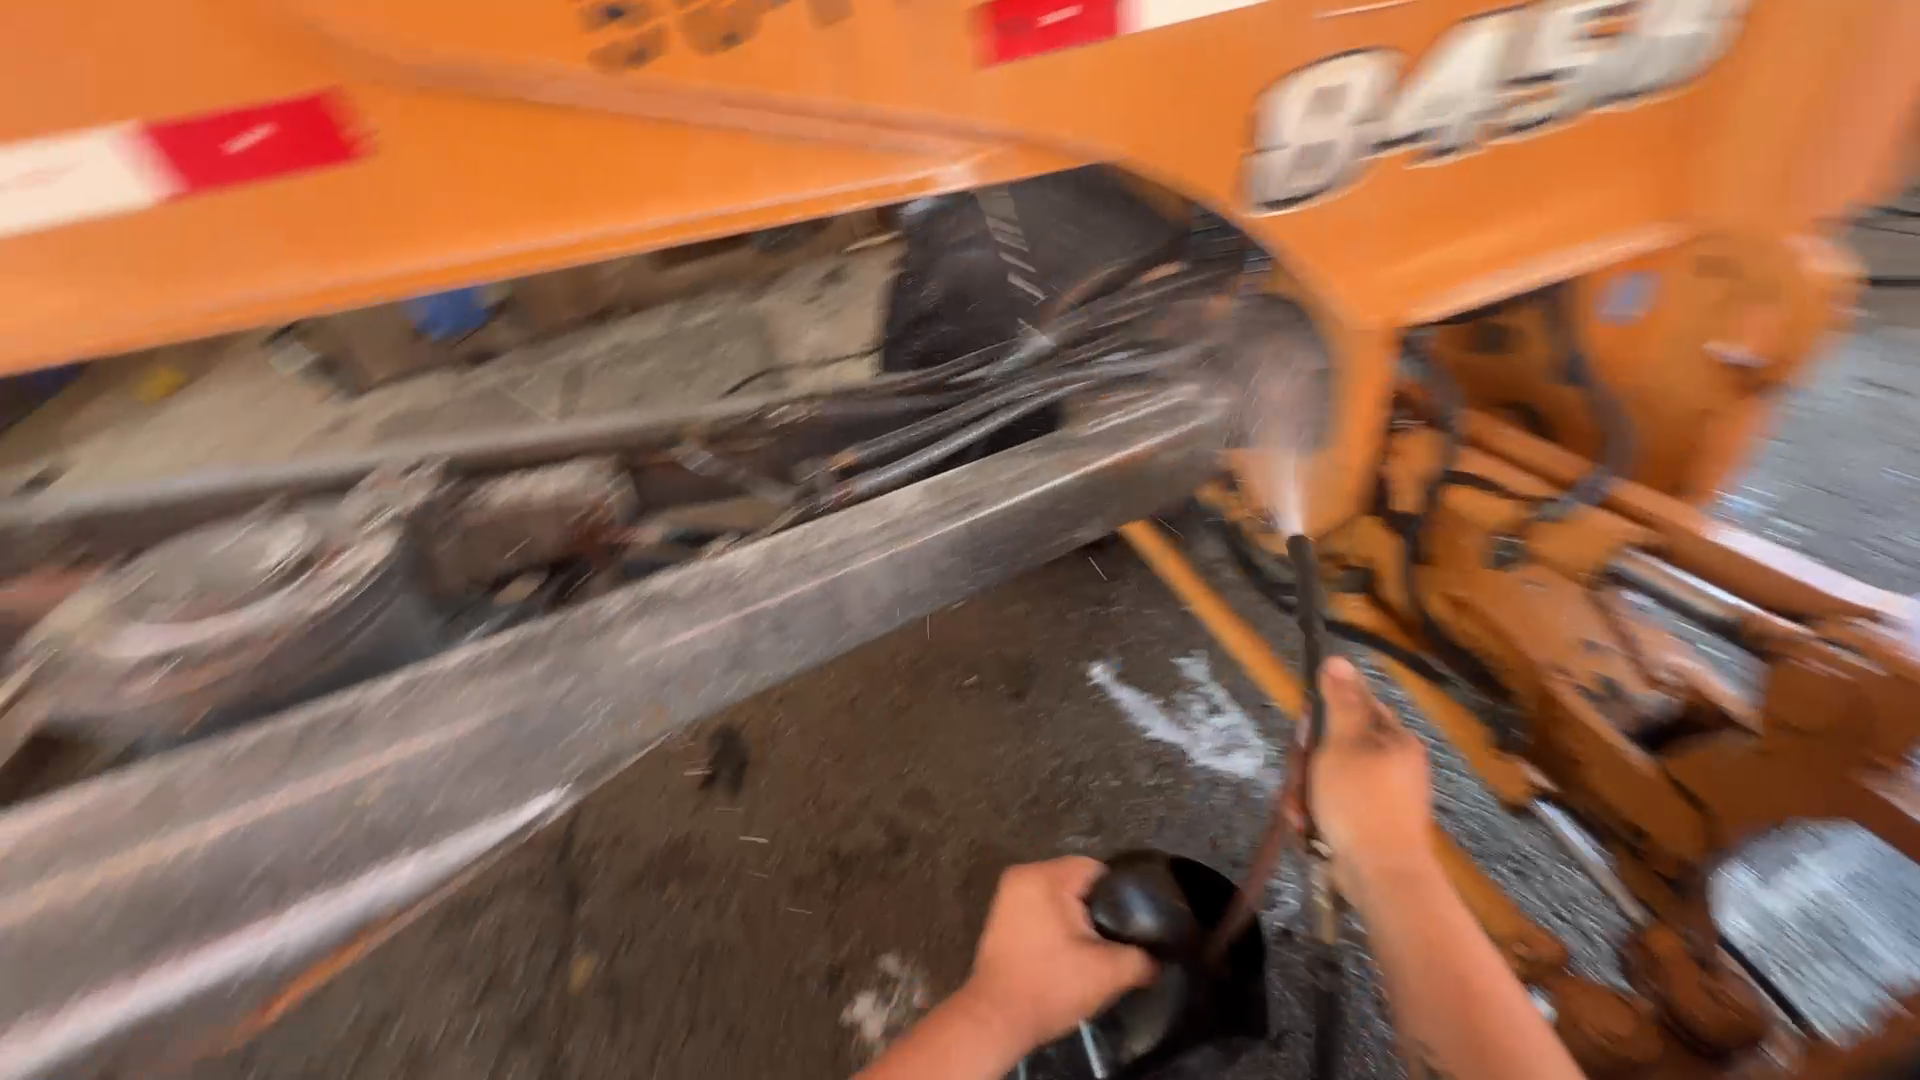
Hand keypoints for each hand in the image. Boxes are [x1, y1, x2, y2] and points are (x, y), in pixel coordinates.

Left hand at [956, 857, 1157, 1055]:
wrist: (997, 1019)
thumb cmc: (1050, 987)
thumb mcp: (1107, 973)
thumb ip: (1141, 959)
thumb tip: (1160, 958)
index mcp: (1045, 876)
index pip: (1096, 870)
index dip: (1121, 895)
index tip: (1134, 923)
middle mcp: (1023, 874)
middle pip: (1077, 881)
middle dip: (1099, 908)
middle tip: (1118, 938)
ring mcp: (1009, 893)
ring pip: (1060, 896)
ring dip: (1078, 918)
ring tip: (1097, 946)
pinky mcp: (1002, 914)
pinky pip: (1042, 907)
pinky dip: (1057, 923)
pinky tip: (1070, 949)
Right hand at [1308, 657, 1435, 891]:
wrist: (1379, 874)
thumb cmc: (1360, 800)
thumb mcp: (1344, 742)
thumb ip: (1340, 701)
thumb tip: (1338, 658)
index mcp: (1395, 740)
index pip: (1356, 705)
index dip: (1324, 715)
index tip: (1307, 734)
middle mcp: (1393, 765)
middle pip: (1335, 745)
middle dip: (1308, 764)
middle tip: (1301, 778)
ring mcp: (1382, 798)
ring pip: (1327, 778)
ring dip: (1305, 792)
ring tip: (1301, 811)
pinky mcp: (1369, 825)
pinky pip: (1332, 806)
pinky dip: (1315, 815)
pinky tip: (1308, 828)